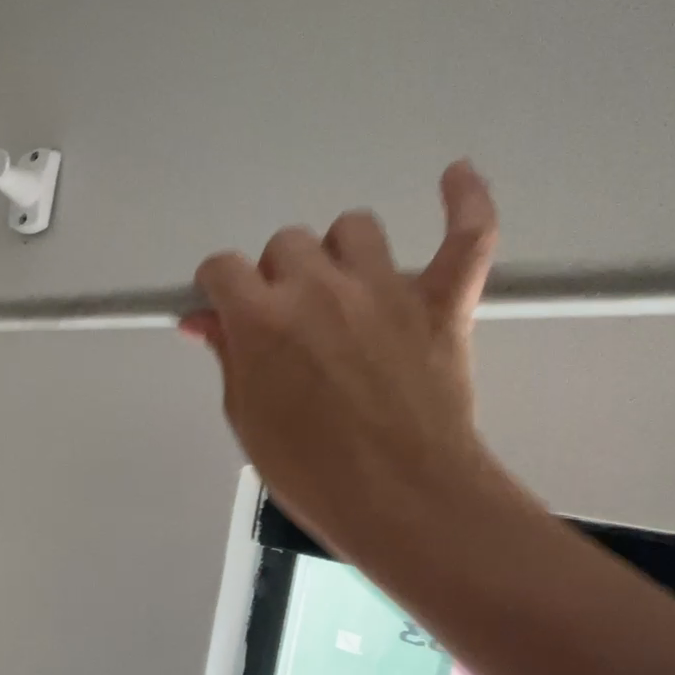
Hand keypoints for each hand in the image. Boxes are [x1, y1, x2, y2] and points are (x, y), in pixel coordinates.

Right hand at [179, 161, 512, 556]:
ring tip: (340, 288)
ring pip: (354, 229)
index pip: (222, 267)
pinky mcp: (443, 302)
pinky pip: (467, 234)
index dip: (217, 288)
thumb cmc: (305, 466)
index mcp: (260, 319)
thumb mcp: (244, 412)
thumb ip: (229, 353)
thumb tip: (206, 319)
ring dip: (338, 252)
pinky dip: (464, 202)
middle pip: (287, 244)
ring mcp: (386, 290)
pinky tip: (453, 176)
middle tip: (284, 320)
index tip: (222, 310)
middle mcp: (318, 289)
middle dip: (276, 276)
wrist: (400, 497)